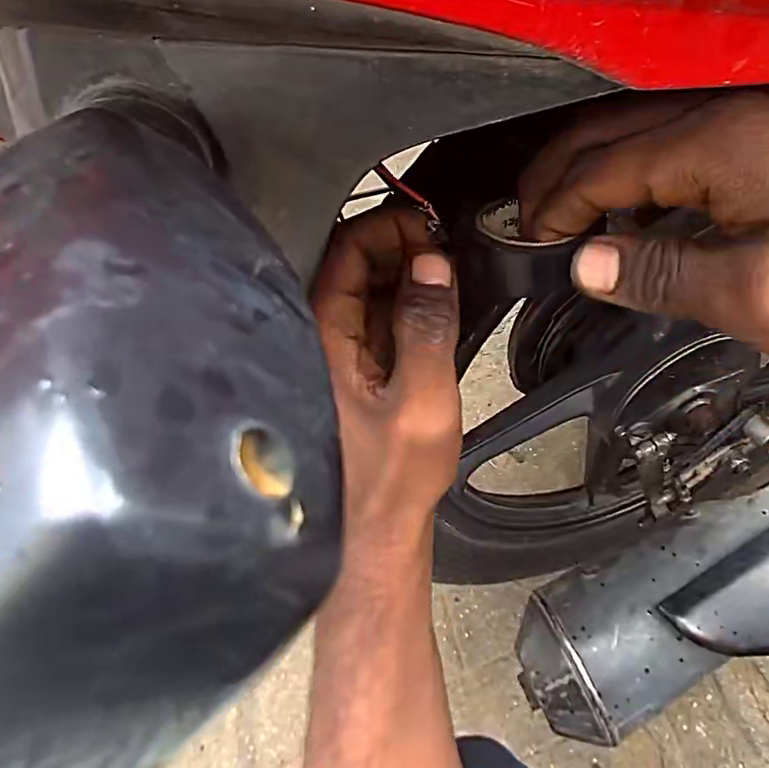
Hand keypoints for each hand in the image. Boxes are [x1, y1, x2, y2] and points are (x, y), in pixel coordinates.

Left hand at [309, 208, 461, 564]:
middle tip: (446, 255)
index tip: (430, 230)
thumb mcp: (420, 402)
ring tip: (448, 280)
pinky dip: (410, 307)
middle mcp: (320, 341)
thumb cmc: (385, 485)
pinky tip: (437, 311)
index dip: (389, 229)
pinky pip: (381, 322)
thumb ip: (427, 329)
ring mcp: (340, 357)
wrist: (374, 538)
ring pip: (370, 292)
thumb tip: (434, 267)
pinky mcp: (359, 375)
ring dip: (409, 277)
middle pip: (354, 265)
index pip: (345, 251)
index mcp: (321, 338)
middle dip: (403, 248)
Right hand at [520, 92, 768, 377]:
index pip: (609, 166)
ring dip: (600, 171)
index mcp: (723, 143)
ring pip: (650, 135)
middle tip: (531, 220)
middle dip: (564, 175)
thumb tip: (586, 264)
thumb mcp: (758, 297)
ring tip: (568, 213)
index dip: (561, 205)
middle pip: (618, 133)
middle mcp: (737, 115)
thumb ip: (662, 273)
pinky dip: (645, 175)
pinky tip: (635, 204)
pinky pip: (688, 147)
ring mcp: (763, 123)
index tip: (533, 240)